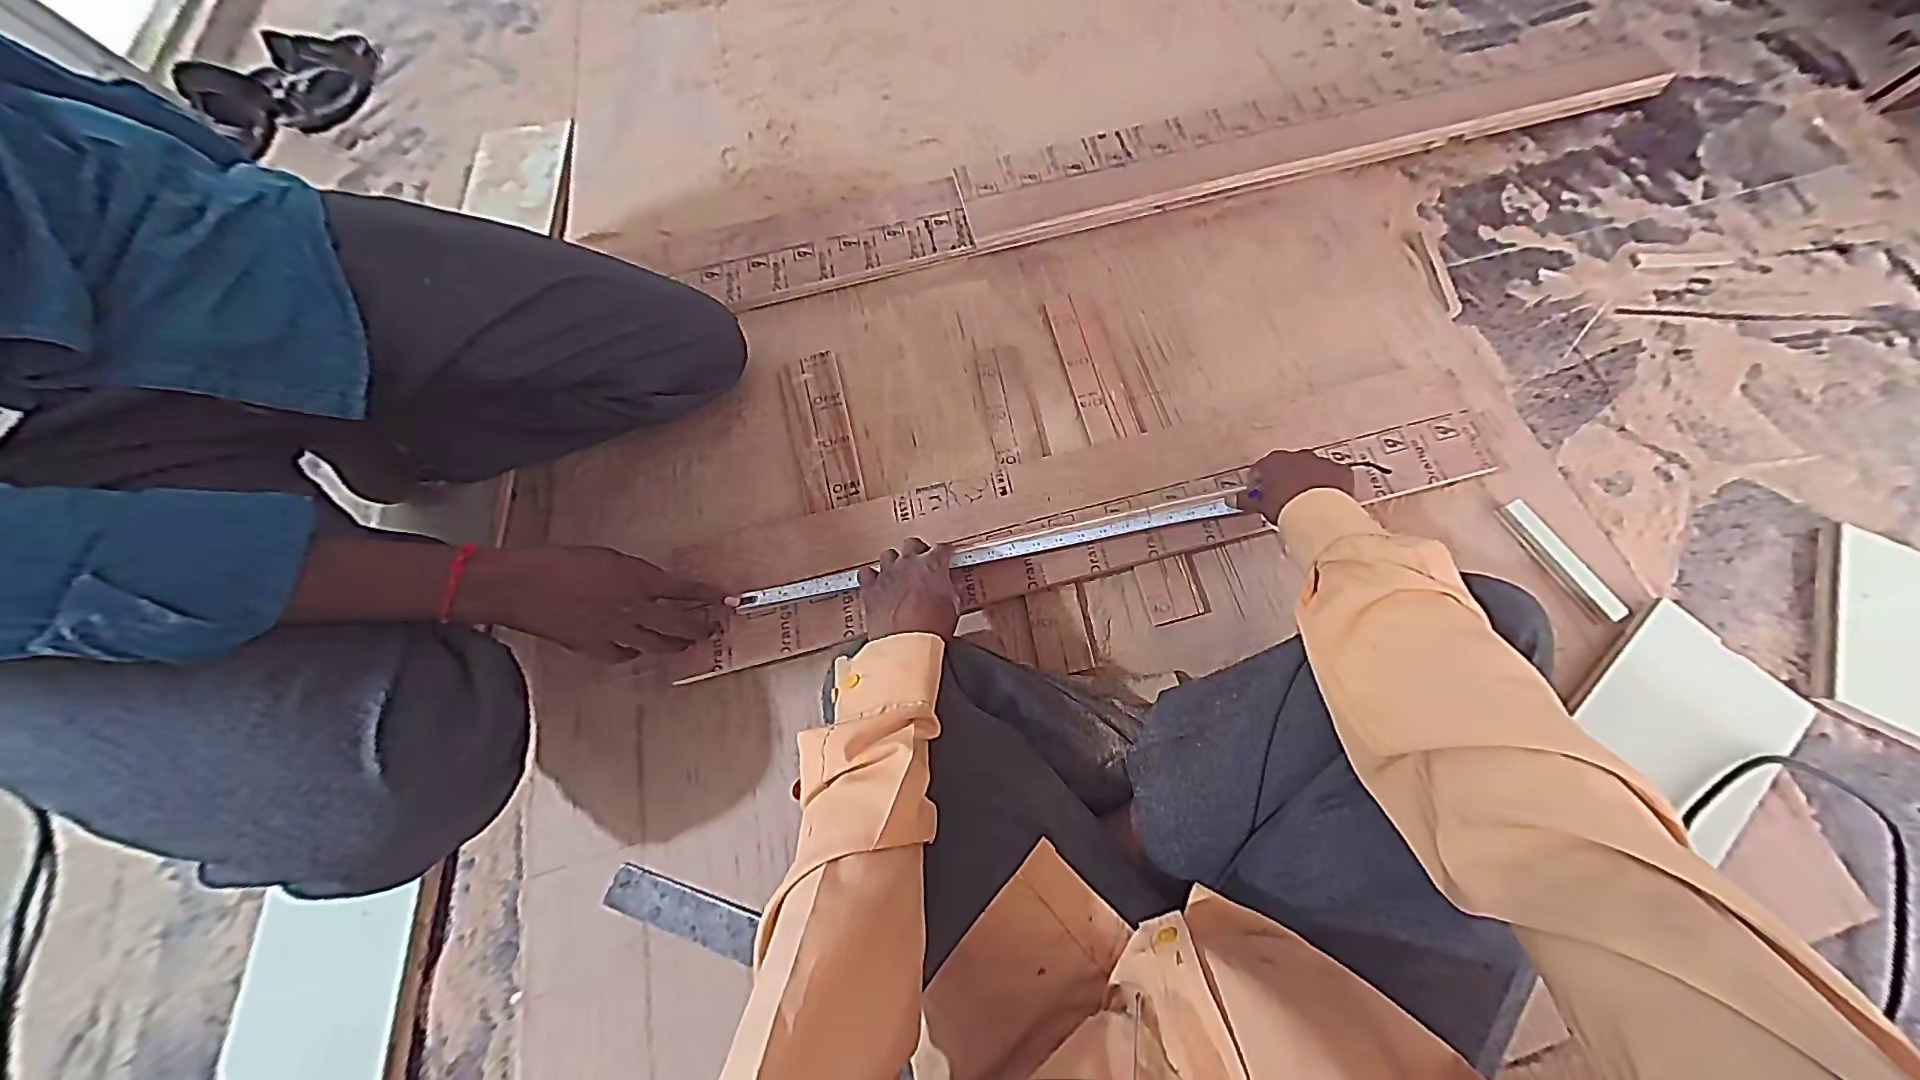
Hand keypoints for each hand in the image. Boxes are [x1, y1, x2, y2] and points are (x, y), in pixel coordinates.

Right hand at [454, 546, 726, 660]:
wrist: (517, 585)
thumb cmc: (558, 562)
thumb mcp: (609, 557)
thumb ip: (637, 573)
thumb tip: (656, 585)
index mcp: (638, 579)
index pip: (686, 590)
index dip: (709, 595)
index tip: (725, 599)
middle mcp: (632, 608)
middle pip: (680, 624)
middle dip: (701, 627)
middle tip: (712, 627)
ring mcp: (614, 631)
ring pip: (659, 645)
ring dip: (677, 644)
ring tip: (687, 642)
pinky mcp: (593, 647)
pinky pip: (624, 656)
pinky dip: (636, 653)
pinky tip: (639, 649)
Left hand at [859, 538, 960, 638]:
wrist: (906, 642)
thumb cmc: (931, 626)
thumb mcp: (953, 607)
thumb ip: (951, 590)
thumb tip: (952, 588)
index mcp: (933, 565)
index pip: (941, 549)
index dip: (944, 552)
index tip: (945, 555)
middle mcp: (908, 563)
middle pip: (912, 544)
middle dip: (917, 550)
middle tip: (921, 561)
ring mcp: (887, 573)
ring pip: (888, 555)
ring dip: (894, 561)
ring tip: (898, 571)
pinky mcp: (870, 588)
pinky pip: (866, 573)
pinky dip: (871, 577)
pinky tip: (875, 583)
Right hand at [1237, 449, 1357, 522]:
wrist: (1317, 511)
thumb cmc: (1284, 504)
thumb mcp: (1259, 504)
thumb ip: (1244, 500)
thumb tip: (1231, 500)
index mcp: (1272, 461)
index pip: (1259, 470)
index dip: (1258, 485)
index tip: (1259, 497)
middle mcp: (1296, 456)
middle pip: (1286, 467)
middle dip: (1283, 480)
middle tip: (1281, 500)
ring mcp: (1320, 462)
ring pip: (1310, 470)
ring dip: (1306, 481)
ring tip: (1303, 502)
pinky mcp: (1340, 471)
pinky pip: (1333, 476)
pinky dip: (1329, 485)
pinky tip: (1324, 499)